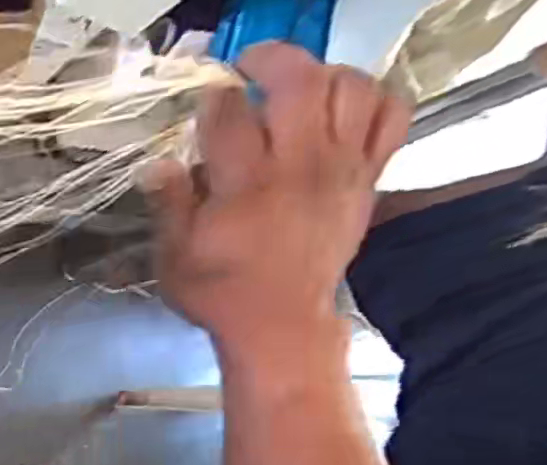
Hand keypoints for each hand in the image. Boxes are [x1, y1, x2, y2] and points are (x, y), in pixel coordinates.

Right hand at [148, 44, 409, 350]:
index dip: (213, 101)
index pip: (229, 119)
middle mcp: (299, 165)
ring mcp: (341, 167)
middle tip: (250, 62)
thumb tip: (157, 164)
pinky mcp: (366, 177)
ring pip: (351, 88)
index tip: (202, 99)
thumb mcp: (173, 258)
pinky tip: (345, 103)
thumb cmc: (216, 291)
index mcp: (244, 187)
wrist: (276, 321)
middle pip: (299, 84)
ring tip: (297, 80)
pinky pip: (390, 115)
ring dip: (323, 71)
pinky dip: (372, 96)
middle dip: (273, 60)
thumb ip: (170, 206)